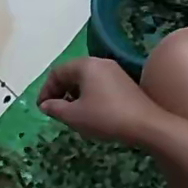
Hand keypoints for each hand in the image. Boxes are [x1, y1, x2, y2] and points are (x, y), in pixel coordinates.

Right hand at [37, 57, 166, 146]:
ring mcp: (114, 71)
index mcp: (86, 65)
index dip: (46, 90)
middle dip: (60, 91)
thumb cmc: (105, 117)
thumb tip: (45, 105)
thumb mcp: (74, 116)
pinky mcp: (124, 82)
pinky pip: (99, 84)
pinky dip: (89, 95)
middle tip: (54, 110)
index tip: (42, 108)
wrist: (146, 125)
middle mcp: (100, 62)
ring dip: (74, 94)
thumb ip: (55, 108)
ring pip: (86, 79)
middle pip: (72, 73)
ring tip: (71, 113)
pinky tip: (91, 112)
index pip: (57, 72)